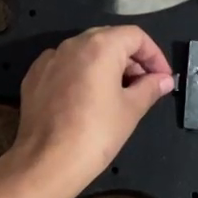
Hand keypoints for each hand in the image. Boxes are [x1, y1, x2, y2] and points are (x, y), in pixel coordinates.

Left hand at [6, 26, 175, 189]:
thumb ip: (149, 88)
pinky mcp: (34, 76)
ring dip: (105, 65)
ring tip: (117, 93)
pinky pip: (64, 66)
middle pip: (109, 39)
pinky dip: (80, 74)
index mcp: (100, 46)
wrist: (46, 161)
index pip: (135, 36)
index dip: (154, 54)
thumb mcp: (131, 110)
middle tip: (144, 85)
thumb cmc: (96, 133)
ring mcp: (49, 59)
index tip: (162, 77)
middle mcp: (72, 44)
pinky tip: (86, 98)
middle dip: (130, 58)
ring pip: (85, 51)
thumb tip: (163, 80)